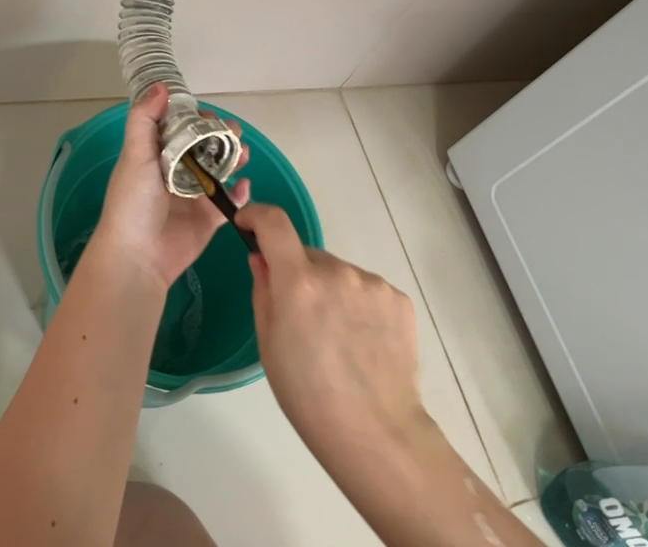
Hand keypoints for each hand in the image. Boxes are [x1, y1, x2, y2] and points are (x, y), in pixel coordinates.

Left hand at [88, 83, 250, 290]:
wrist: (138, 256)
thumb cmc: (133, 202)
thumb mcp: (135, 155)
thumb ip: (144, 120)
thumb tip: (162, 86)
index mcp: (156, 156)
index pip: (180, 128)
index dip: (196, 118)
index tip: (209, 115)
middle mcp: (176, 173)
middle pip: (205, 147)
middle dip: (221, 136)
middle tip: (233, 132)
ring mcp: (194, 196)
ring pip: (221, 170)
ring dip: (234, 158)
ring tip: (244, 153)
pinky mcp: (209, 218)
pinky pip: (230, 201)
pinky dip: (241, 192)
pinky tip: (244, 184)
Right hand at [234, 204, 430, 459]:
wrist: (374, 431)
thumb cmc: (307, 395)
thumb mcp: (269, 344)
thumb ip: (264, 291)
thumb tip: (263, 259)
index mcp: (299, 283)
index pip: (274, 224)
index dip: (257, 215)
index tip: (248, 224)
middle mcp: (338, 272)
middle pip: (309, 257)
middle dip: (299, 275)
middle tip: (302, 319)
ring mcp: (373, 284)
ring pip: (340, 275)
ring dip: (332, 292)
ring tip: (338, 340)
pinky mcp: (399, 299)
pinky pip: (368, 291)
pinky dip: (359, 306)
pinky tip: (362, 343)